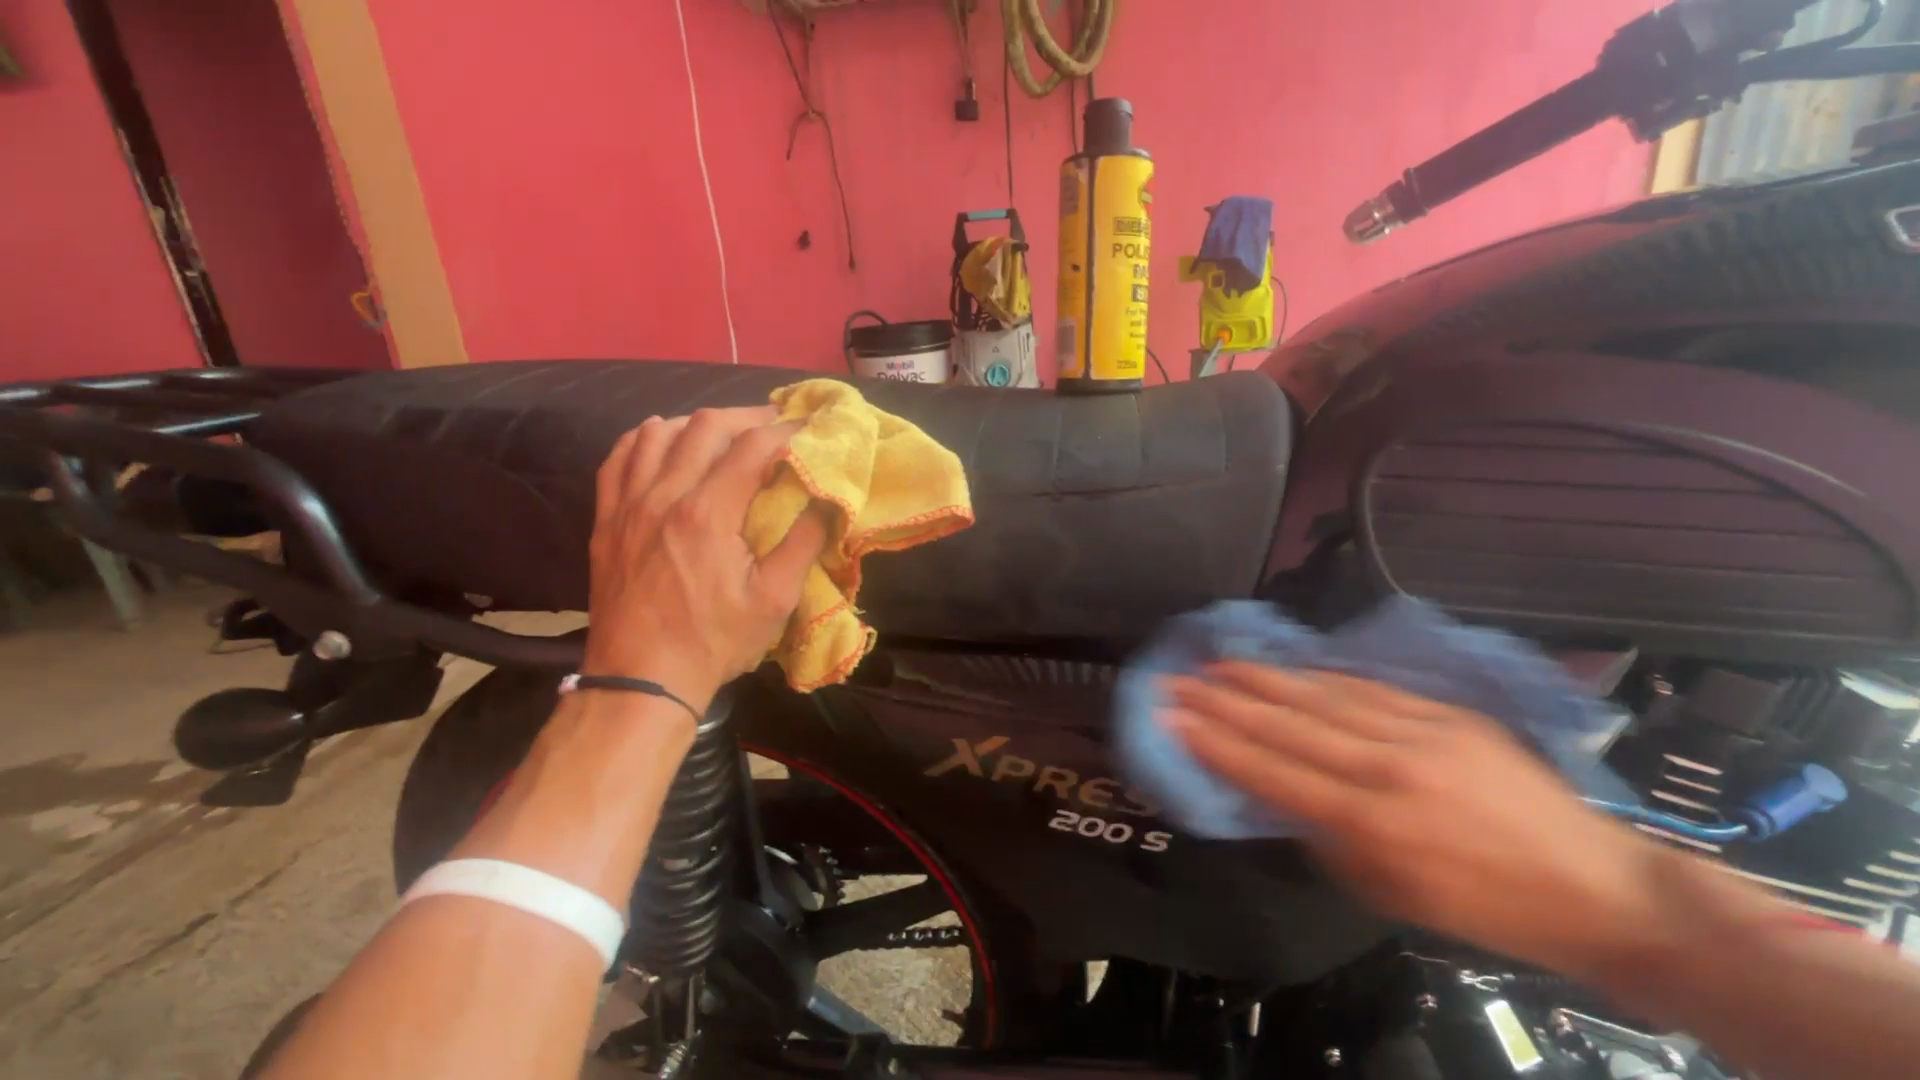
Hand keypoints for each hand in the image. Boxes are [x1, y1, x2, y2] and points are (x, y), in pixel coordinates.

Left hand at [583, 407, 828, 711]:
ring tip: (722, 433)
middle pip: (704, 427)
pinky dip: (644, 439)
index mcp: (708, 513)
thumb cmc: (714, 642)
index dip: (785, 430)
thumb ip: (803, 543)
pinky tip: (663, 442)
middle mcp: (664, 495)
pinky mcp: (606, 520)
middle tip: (773, 425)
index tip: (808, 428)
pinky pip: (618, 458)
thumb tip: (829, 498)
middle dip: (745, 417)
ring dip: (695, 423)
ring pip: (657, 432)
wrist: (641, 678)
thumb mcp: (774, 601)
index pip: (751, 447)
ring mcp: (628, 505)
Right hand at [1163, 666, 1666, 974]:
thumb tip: (1283, 798)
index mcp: (1370, 824)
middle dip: (1224, 702)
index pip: (1271, 771)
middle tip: (1177, 680)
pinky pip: (1367, 688)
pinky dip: (1319, 676)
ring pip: (1322, 697)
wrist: (1594, 885)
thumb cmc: (1483, 909)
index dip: (1216, 742)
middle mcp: (1386, 767)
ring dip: (1263, 679)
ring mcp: (1419, 732)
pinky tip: (1289, 666)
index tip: (1171, 718)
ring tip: (1217, 663)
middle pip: (1287, 725)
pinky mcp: (1447, 714)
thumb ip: (1327, 840)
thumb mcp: (1389, 896)